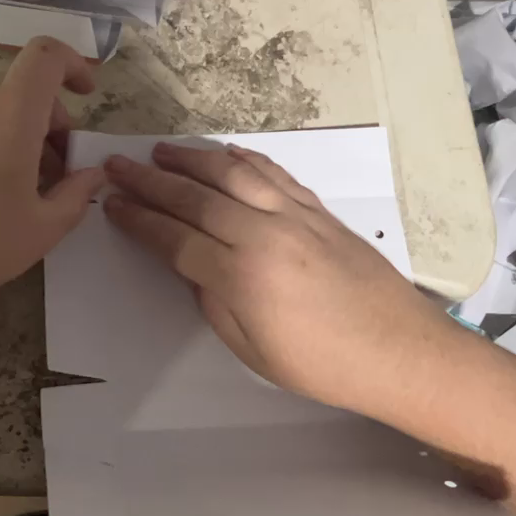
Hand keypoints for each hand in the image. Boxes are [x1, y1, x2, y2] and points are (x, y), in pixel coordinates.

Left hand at [0, 38, 105, 318]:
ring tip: (35, 193)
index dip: (73, 63)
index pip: (46, 55)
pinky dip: (2, 145)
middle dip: (55, 123)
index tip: (87, 96)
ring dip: (29, 138)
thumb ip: (77, 194)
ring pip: (3, 111)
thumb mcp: (44, 227)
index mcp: (13, 113)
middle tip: (65, 174)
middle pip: (28, 91)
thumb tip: (92, 175)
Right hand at [103, 142, 463, 417]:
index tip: (112, 204)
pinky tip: (224, 154)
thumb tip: (191, 264)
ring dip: (191, 159)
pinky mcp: (319, 211)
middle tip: (118, 165)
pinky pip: (274, 174)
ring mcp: (295, 216)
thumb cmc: (322, 365)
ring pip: (233, 175)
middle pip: (196, 198)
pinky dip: (243, 159)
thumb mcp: (251, 349)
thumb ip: (213, 301)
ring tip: (160, 151)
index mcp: (243, 276)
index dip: (140, 220)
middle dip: (151, 181)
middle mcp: (265, 234)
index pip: (176, 238)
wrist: (402, 352)